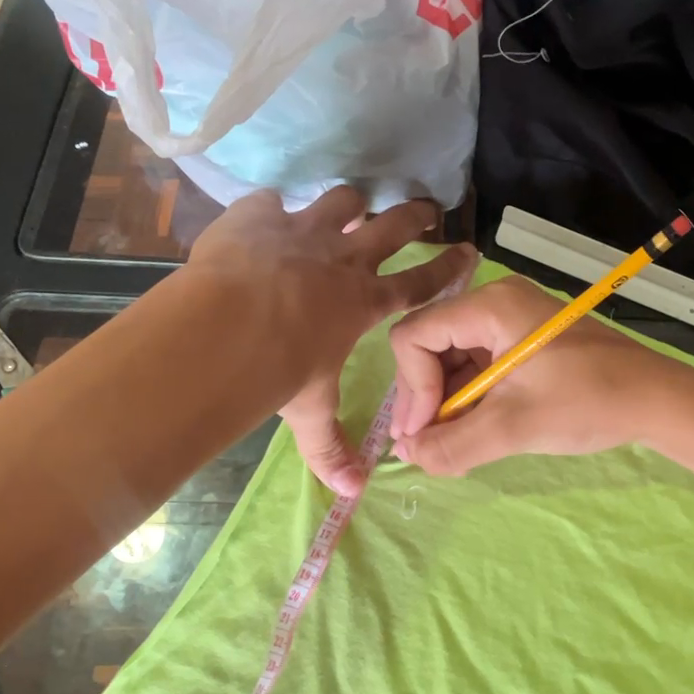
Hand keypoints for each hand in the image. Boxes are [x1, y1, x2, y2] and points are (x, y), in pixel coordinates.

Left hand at [187, 187, 474, 493]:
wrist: (225, 325)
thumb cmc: (279, 368)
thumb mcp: (308, 410)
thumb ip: (329, 448)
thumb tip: (352, 493)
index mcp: (364, 302)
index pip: (420, 283)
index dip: (447, 268)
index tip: (468, 249)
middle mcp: (343, 258)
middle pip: (393, 225)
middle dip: (415, 215)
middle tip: (426, 208)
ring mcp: (303, 229)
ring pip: (342, 199)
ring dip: (348, 204)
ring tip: (348, 206)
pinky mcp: (259, 216)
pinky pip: (271, 201)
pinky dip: (271, 208)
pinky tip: (265, 215)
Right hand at [387, 277, 693, 475]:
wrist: (658, 400)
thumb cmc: (588, 402)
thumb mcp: (514, 427)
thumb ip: (453, 445)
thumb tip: (408, 459)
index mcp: (491, 306)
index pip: (416, 335)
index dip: (411, 387)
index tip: (423, 432)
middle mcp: (496, 303)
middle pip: (431, 345)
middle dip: (425, 397)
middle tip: (428, 445)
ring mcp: (513, 320)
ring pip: (453, 358)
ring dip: (447, 402)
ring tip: (452, 444)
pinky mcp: (526, 341)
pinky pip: (480, 364)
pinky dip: (471, 398)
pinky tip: (476, 430)